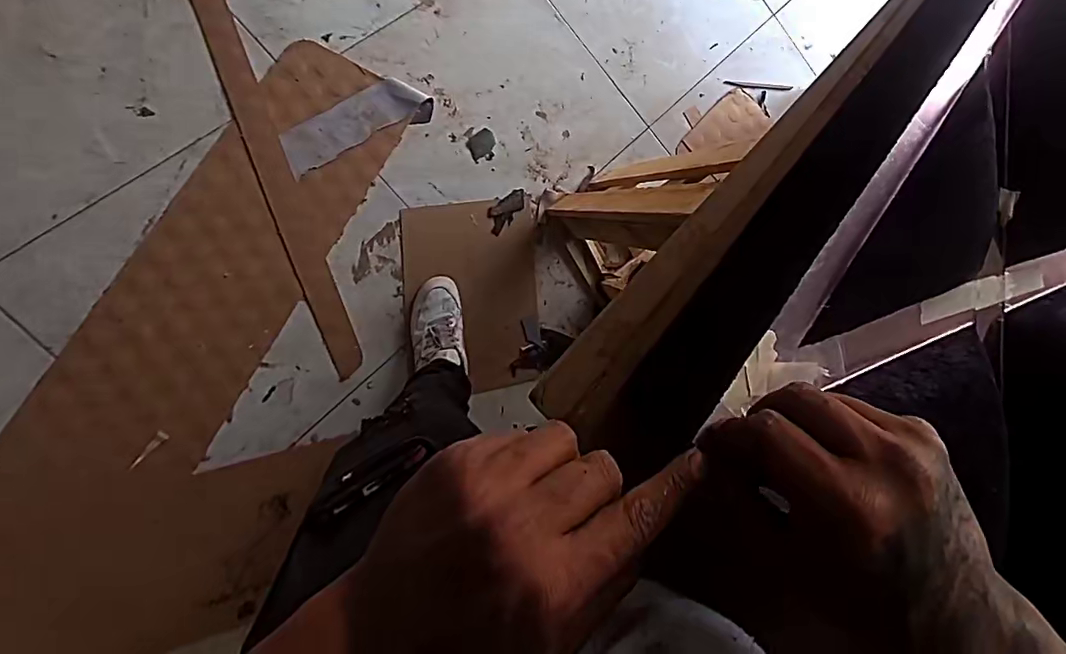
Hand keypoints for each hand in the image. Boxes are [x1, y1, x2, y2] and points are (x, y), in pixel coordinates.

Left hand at [269, 422, 703, 653]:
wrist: (370, 637)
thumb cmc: (467, 650)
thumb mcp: (550, 644)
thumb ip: (607, 585)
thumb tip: (644, 524)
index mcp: (551, 587)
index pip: (635, 518)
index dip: (672, 487)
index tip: (695, 462)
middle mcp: (521, 530)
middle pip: (604, 466)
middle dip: (595, 490)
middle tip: (569, 517)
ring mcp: (484, 486)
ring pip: (567, 437)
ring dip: (559, 466)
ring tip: (530, 498)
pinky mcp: (456, 458)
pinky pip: (521, 433)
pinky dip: (519, 459)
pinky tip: (494, 493)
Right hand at [697, 383, 1065, 653]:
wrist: (958, 622)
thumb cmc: (865, 613)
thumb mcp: (791, 573)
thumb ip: (745, 507)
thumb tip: (716, 457)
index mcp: (850, 505)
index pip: (771, 433)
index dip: (732, 433)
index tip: (712, 442)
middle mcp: (885, 459)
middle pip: (799, 398)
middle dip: (761, 414)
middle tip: (746, 442)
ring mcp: (912, 439)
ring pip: (828, 397)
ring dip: (798, 417)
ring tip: (787, 449)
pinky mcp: (926, 431)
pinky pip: (860, 408)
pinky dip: (834, 424)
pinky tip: (831, 455)